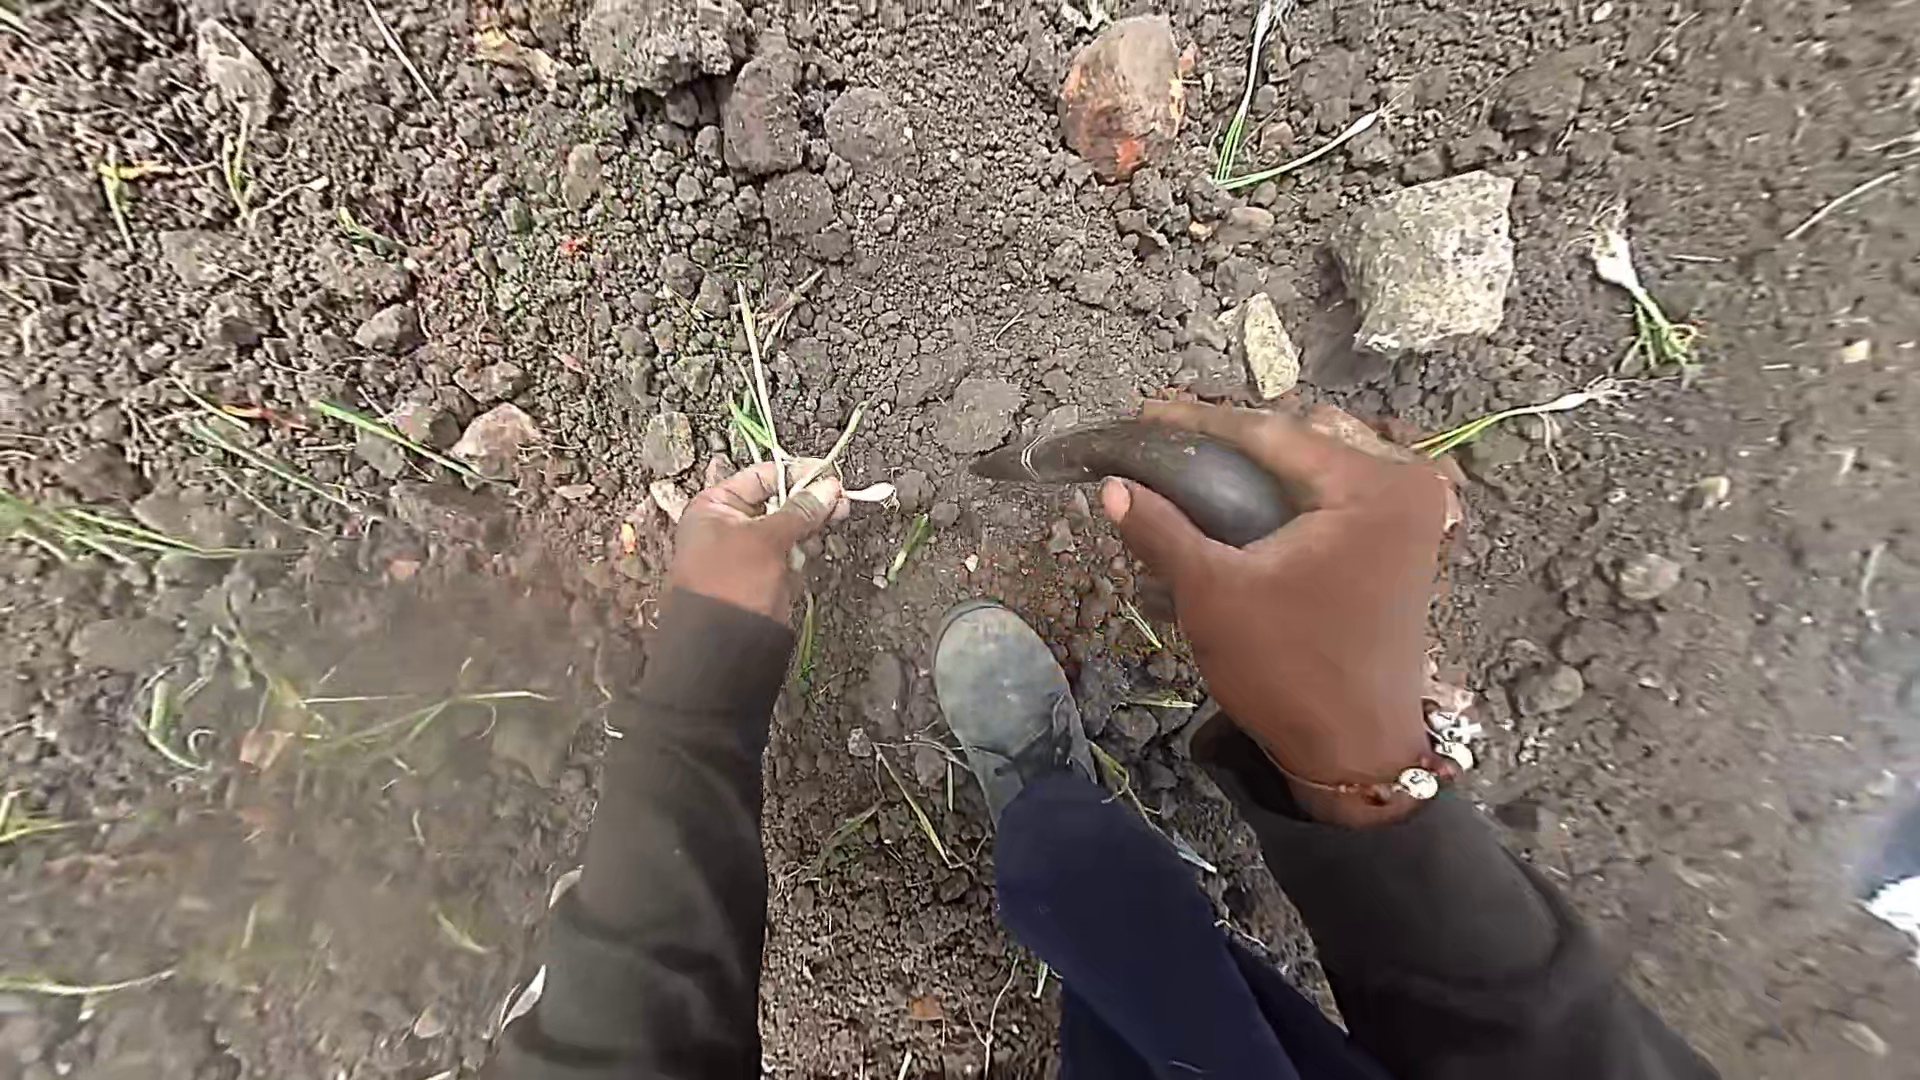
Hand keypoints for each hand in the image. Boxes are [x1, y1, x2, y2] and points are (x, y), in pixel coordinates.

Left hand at [670, 461, 845, 622]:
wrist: (726, 644)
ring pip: (790, 526)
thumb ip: (800, 510)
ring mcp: (751, 549)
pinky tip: (816, 549)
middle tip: (841, 501)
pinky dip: (805, 548)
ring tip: (834, 522)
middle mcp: (731, 523)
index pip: (761, 476)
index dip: (796, 473)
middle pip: (779, 501)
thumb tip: (830, 486)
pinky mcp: (768, 571)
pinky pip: (792, 550)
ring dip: (811, 526)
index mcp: (716, 506)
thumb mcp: (766, 538)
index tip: (830, 475)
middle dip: (810, 502)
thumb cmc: (735, 582)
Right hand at [1100, 402, 1452, 825]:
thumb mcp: (1212, 593)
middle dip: (1224, 440)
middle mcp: (1401, 487)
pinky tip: (1238, 496)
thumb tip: (1112, 488)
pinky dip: (1279, 490)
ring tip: (1194, 465)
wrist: (1351, 750)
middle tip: (1164, 441)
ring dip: (1252, 463)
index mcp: (1370, 487)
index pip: (1268, 433)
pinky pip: (1327, 494)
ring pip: (1311, 464)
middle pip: (1294, 442)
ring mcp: (1404, 517)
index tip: (1147, 413)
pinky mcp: (1394, 544)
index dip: (1198, 423)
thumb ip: (1161, 530)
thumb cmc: (1285, 667)